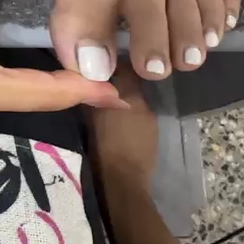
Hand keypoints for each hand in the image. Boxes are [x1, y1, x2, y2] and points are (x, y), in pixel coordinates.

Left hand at [54, 0, 243, 82]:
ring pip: (196, 8)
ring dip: (191, 35)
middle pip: (162, 25)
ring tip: (191, 56)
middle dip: (159, 54)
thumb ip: (83, 2)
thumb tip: (89, 69)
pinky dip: (223, 5)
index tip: (111, 83)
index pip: (109, 32)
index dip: (108, 58)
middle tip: (160, 76)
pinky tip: (225, 15)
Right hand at [87, 65, 156, 185]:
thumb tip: (89, 81)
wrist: (123, 178)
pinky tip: (123, 123)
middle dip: (118, 82)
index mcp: (124, 91)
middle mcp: (140, 98)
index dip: (111, 65)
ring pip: (136, 98)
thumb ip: (92, 95)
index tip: (98, 67)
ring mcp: (150, 113)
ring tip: (111, 106)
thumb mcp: (89, 116)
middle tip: (102, 87)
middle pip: (131, 81)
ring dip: (126, 99)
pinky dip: (132, 113)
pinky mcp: (154, 128)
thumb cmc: (100, 146)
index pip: (122, 66)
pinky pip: (142, 113)